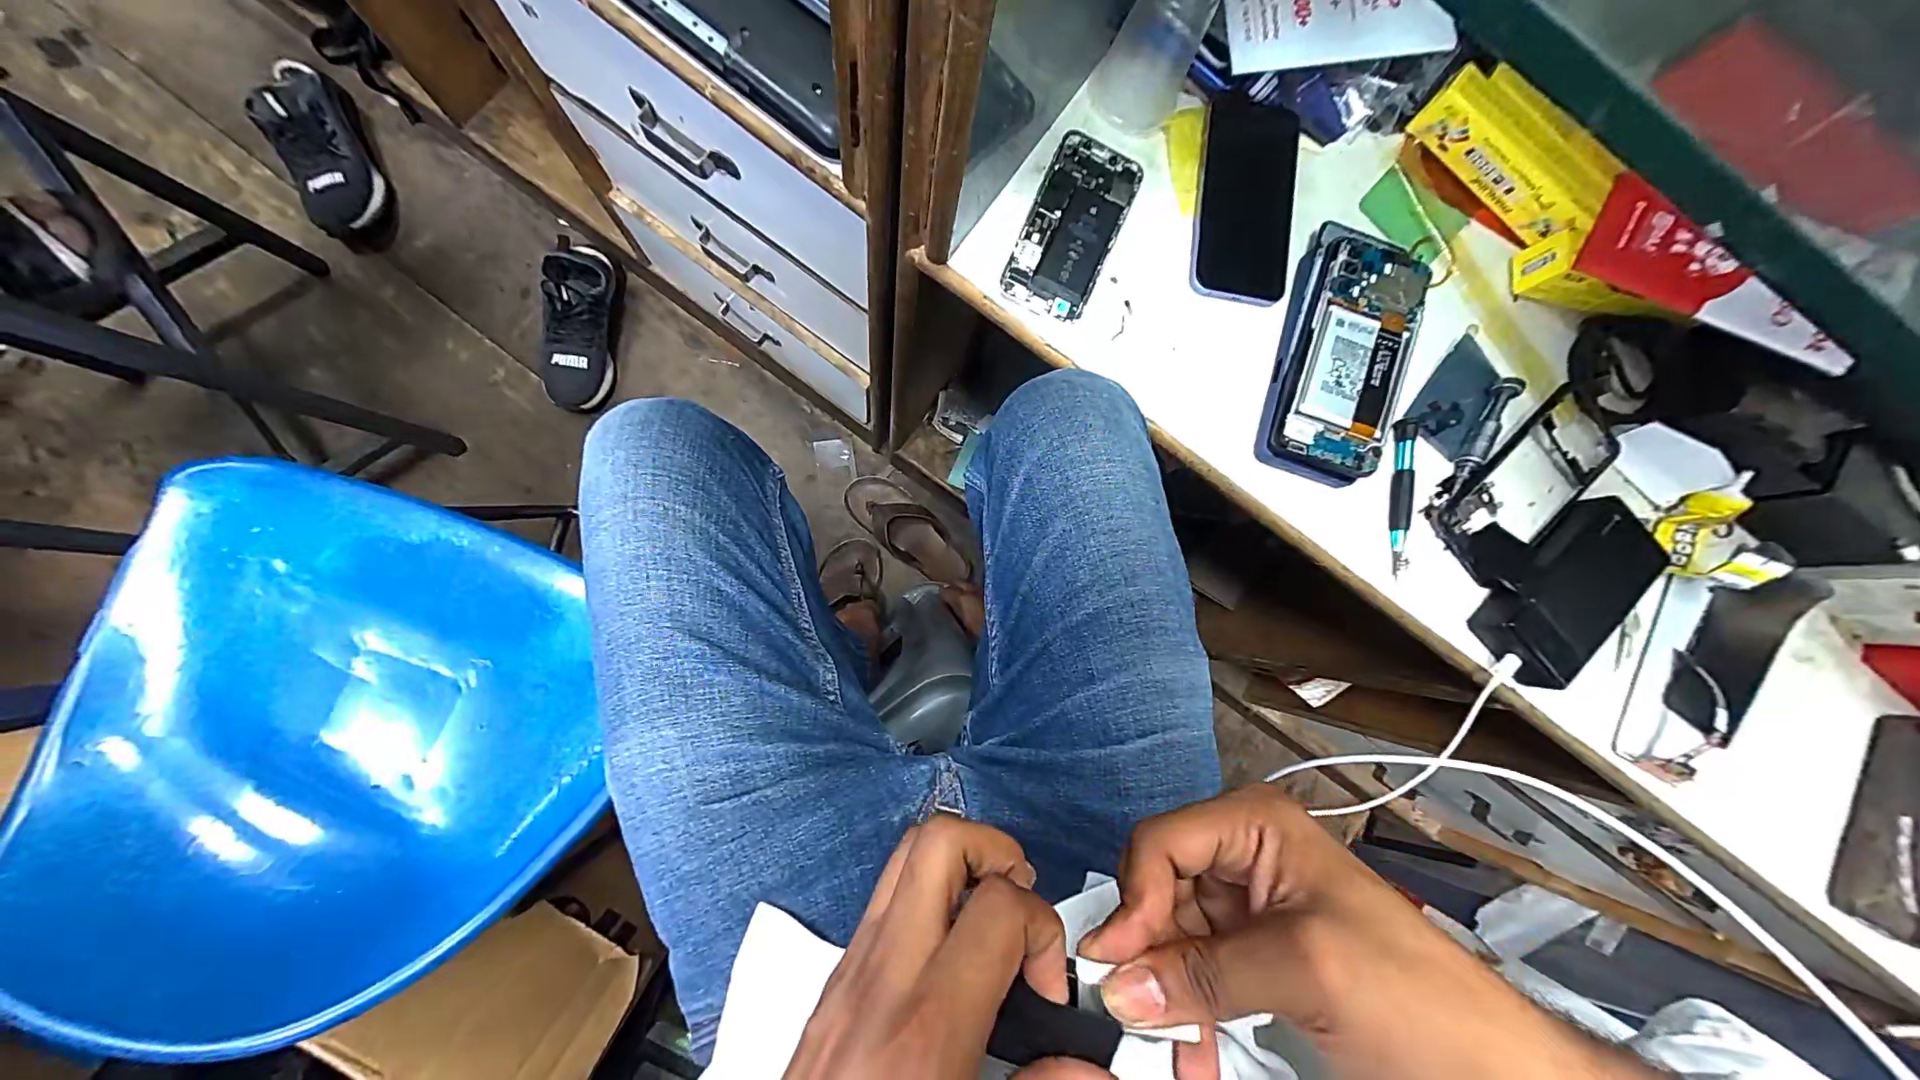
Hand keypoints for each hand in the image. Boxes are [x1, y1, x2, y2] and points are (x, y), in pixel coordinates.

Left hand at [784, 815, 1087, 1079]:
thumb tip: (1084, 1066)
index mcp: (926, 1023)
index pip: (998, 904)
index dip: (1044, 928)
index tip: (1048, 981)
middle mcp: (883, 975)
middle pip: (941, 842)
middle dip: (996, 852)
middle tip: (1019, 903)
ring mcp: (852, 964)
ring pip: (907, 853)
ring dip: (960, 864)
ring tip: (989, 917)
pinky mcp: (836, 974)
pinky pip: (885, 895)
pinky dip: (928, 895)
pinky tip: (950, 950)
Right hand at [1079, 785, 1659, 1079]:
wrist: (1499, 1077)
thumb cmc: (1412, 998)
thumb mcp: (1303, 971)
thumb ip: (1203, 974)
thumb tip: (1112, 988)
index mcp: (1253, 823)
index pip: (1161, 844)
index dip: (1134, 900)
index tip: (1114, 966)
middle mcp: (1240, 852)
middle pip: (1158, 888)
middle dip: (1147, 952)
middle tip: (1135, 1015)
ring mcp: (1246, 903)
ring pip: (1170, 934)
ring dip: (1163, 990)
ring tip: (1170, 1049)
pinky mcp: (1253, 950)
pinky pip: (1195, 969)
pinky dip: (1185, 1009)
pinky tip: (1190, 1052)